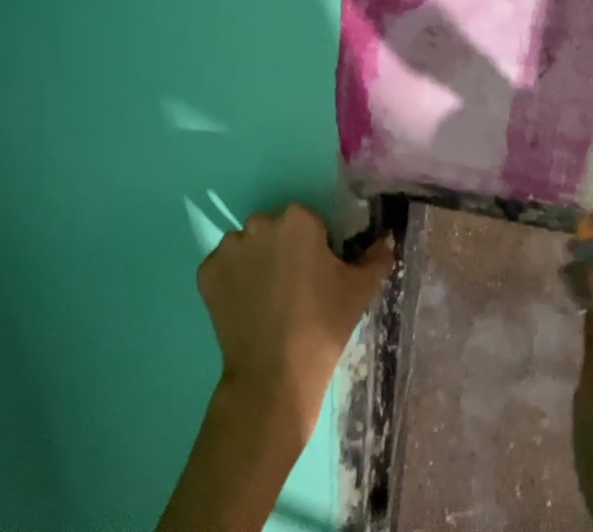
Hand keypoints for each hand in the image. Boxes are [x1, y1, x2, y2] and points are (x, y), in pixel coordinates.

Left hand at [196, 203, 394, 429]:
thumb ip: (377, 256)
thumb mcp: (360, 289)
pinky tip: (248, 309)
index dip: (316, 248)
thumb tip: (386, 239)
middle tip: (296, 290)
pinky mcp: (205, 273)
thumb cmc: (323, 325)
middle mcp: (258, 224)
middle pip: (275, 231)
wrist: (274, 373)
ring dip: (256, 264)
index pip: (309, 223)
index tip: (319, 276)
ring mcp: (227, 248)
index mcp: (297, 219)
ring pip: (247, 248)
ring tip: (269, 302)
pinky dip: (234, 282)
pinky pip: (224, 269)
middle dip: (283, 251)